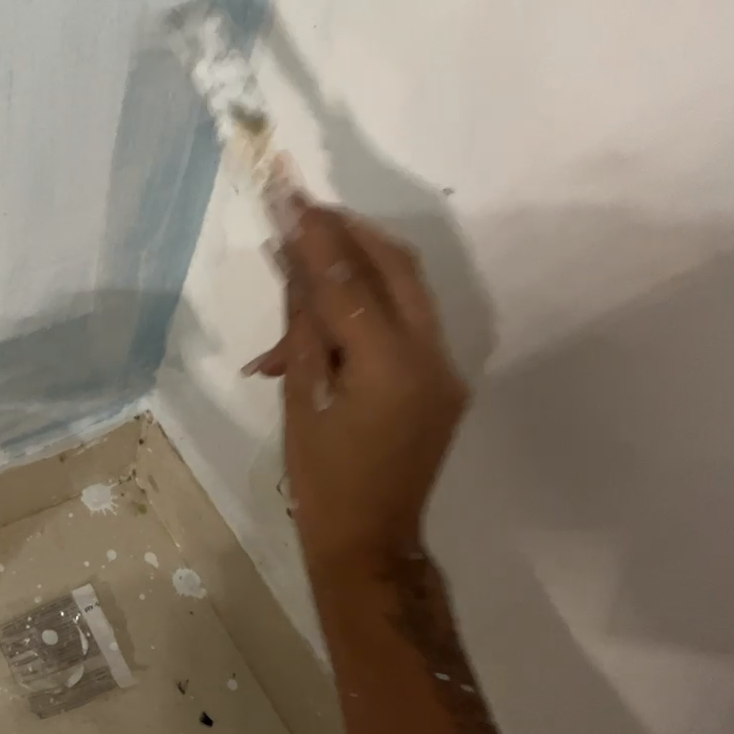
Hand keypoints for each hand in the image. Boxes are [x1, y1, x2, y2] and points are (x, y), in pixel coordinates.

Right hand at [243, 199, 469, 570]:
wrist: (371, 539)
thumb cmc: (321, 476)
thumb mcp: (301, 398)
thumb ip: (302, 327)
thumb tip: (293, 267)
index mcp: (391, 366)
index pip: (349, 281)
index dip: (315, 235)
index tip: (289, 194)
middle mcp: (432, 356)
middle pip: (397, 268)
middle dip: (350, 231)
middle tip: (306, 209)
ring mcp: (444, 368)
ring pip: (406, 290)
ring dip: (358, 264)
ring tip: (304, 255)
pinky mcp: (440, 379)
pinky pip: (402, 324)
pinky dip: (364, 306)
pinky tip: (320, 316)